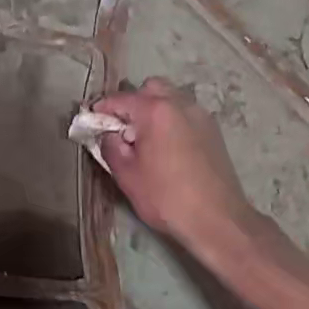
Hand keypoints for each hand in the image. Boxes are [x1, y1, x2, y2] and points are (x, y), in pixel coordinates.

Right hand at [91, 78, 260, 254]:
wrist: (217, 219)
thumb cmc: (167, 198)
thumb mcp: (127, 176)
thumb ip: (110, 147)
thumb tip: (107, 134)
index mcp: (157, 111)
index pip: (121, 99)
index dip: (102, 109)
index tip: (91, 121)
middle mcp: (182, 104)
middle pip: (151, 90)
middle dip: (133, 104)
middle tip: (123, 131)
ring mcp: (202, 116)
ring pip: (172, 100)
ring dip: (155, 112)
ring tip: (147, 141)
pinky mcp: (214, 132)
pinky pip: (187, 116)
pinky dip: (173, 122)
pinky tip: (168, 149)